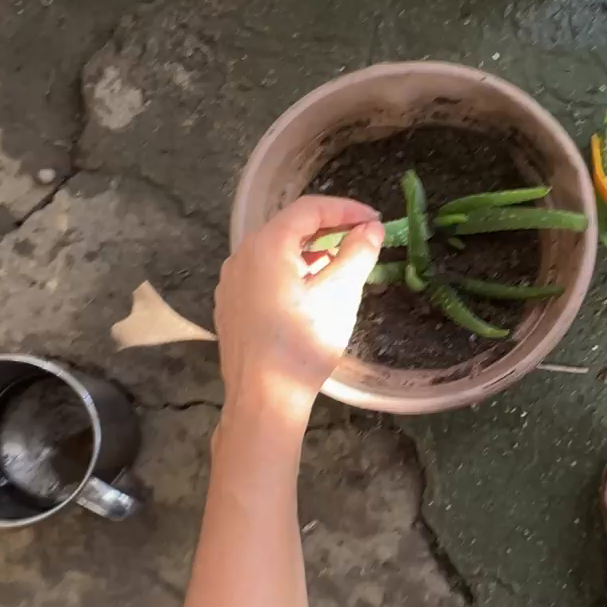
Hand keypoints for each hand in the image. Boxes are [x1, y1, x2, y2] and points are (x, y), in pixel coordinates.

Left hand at [215, 196, 384, 414]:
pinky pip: (264, 273)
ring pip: (276, 250)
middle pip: (290, 226)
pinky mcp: (231, 304)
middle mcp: (242, 254)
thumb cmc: (304, 344)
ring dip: (311, 250)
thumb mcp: (339, 295)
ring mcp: (232, 280)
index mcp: (268, 245)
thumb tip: (371, 229)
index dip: (346, 209)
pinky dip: (292, 270)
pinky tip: (310, 291)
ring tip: (341, 264)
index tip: (375, 220)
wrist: (264, 398)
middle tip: (362, 239)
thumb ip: (357, 254)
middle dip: (330, 228)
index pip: (310, 208)